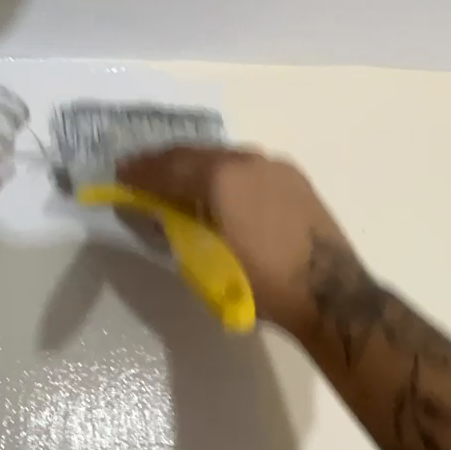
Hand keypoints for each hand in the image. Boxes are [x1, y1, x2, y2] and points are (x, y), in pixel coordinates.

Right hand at [119, 146, 349, 339]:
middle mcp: (248, 160)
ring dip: (195, 167)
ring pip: (223, 158)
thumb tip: (155, 215)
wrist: (331, 294)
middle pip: (195, 155)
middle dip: (164, 163)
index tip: (119, 174)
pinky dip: (224, 174)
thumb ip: (175, 231)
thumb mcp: (206, 263)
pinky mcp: (294, 179)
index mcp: (222, 177)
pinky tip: (218, 189)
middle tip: (140, 172)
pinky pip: (247, 168)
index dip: (139, 172)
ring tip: (176, 181)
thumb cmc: (263, 284)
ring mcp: (275, 167)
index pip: (168, 168)